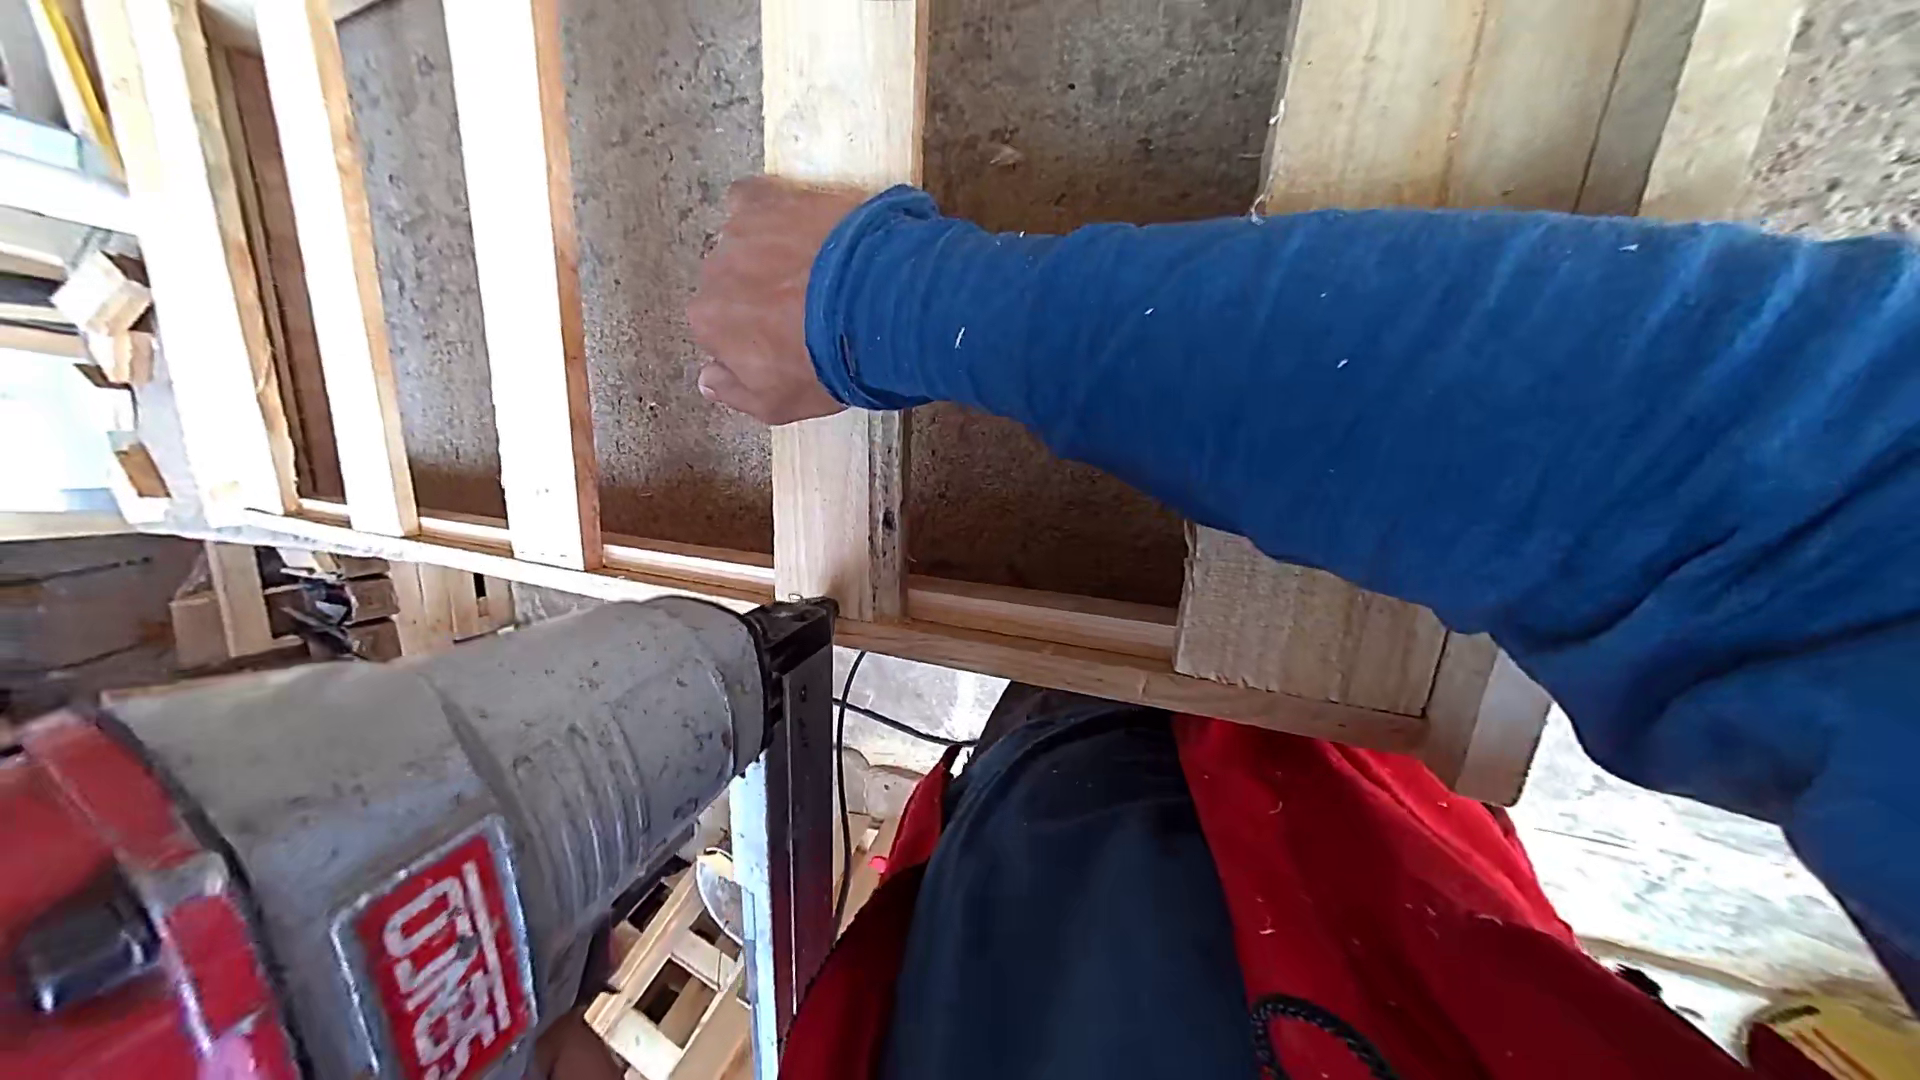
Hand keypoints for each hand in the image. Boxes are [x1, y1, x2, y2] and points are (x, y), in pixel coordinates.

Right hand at [689, 176, 868, 424]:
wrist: (874, 308)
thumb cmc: (826, 362)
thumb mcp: (779, 404)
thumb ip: (735, 392)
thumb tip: (707, 380)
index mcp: (709, 322)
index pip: (719, 330)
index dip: (754, 336)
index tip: (786, 340)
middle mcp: (713, 271)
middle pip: (731, 284)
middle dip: (761, 294)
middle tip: (807, 309)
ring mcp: (740, 230)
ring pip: (746, 245)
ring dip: (773, 257)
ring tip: (817, 273)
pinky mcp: (770, 197)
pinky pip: (757, 201)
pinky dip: (773, 214)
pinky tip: (802, 230)